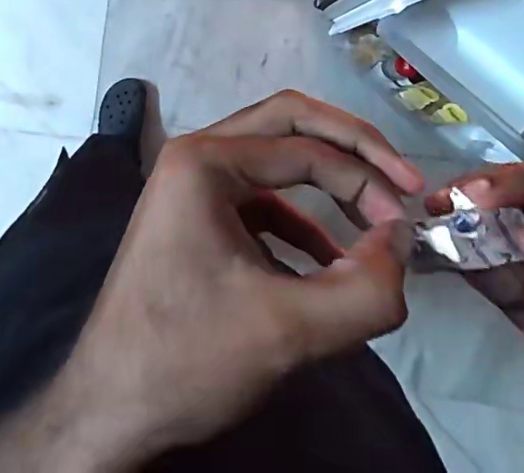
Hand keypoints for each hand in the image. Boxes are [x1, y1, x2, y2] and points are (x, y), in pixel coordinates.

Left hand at [41, 91, 426, 470]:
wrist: (113, 400)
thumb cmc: (189, 355)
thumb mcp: (288, 329)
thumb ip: (366, 289)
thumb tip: (404, 243)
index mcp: (203, 161)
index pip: (306, 149)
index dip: (368, 181)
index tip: (411, 227)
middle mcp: (194, 156)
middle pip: (287, 123)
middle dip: (350, 148)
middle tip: (404, 180)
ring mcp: (191, 184)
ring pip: (274, 159)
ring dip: (327, 182)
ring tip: (376, 225)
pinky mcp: (197, 215)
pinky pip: (259, 198)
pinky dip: (301, 219)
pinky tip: (329, 262)